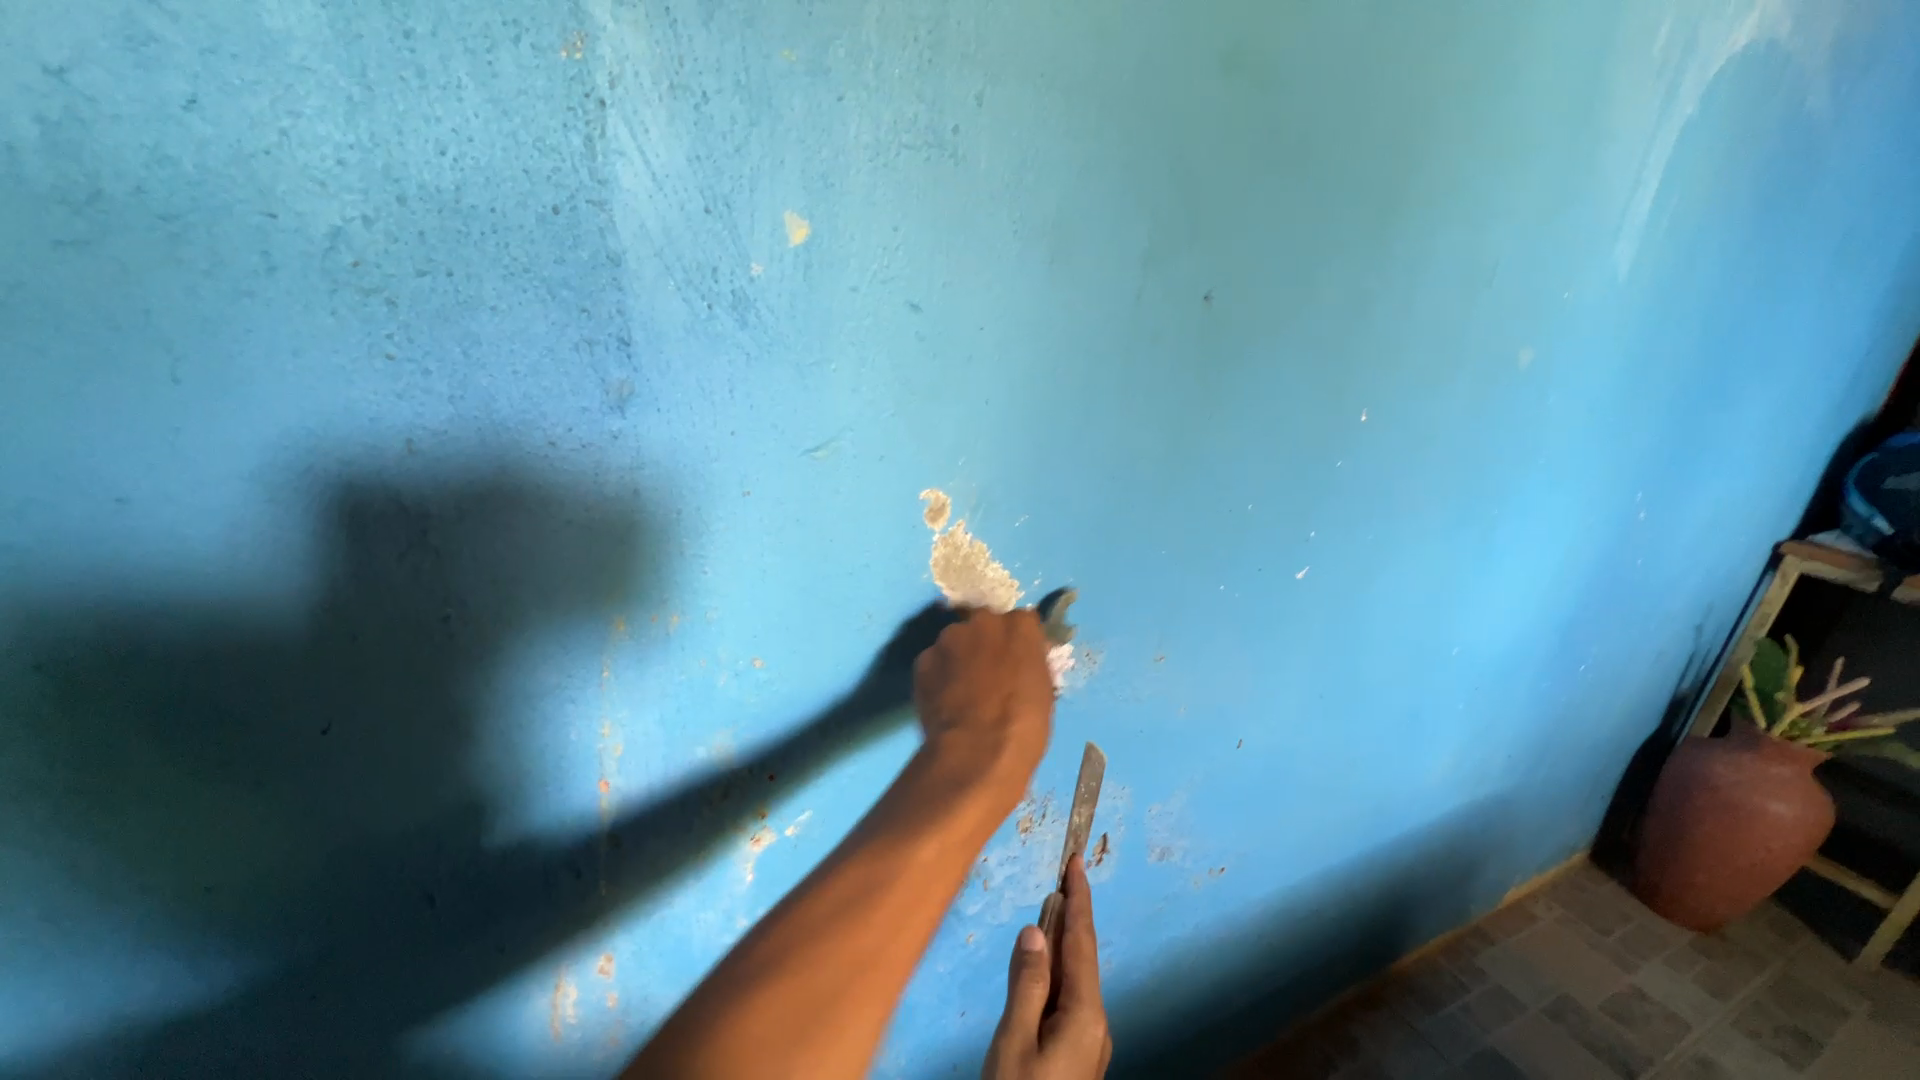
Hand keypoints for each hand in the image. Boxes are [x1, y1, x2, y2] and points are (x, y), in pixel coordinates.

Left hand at [913, 608, 1054, 780]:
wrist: (976, 752)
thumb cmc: (1023, 726)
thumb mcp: (1043, 690)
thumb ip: (1029, 664)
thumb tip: (1019, 663)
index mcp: (1020, 626)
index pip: (1021, 622)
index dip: (1018, 643)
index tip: (1017, 662)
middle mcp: (983, 621)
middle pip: (985, 625)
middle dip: (986, 643)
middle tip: (988, 675)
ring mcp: (948, 638)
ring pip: (956, 641)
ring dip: (959, 657)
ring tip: (961, 690)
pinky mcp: (922, 660)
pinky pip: (934, 662)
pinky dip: (938, 676)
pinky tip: (944, 700)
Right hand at [983, 855, 1110, 1079]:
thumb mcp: (1014, 1041)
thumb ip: (1026, 983)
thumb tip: (1036, 930)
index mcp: (1085, 1014)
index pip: (1082, 942)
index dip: (1079, 899)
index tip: (1076, 862)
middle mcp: (1096, 1023)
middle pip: (1082, 957)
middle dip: (1071, 915)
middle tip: (1060, 877)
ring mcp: (1090, 1042)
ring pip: (1075, 979)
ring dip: (1062, 944)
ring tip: (1047, 910)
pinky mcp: (1078, 1055)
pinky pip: (1069, 999)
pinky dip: (1056, 973)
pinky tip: (1042, 966)